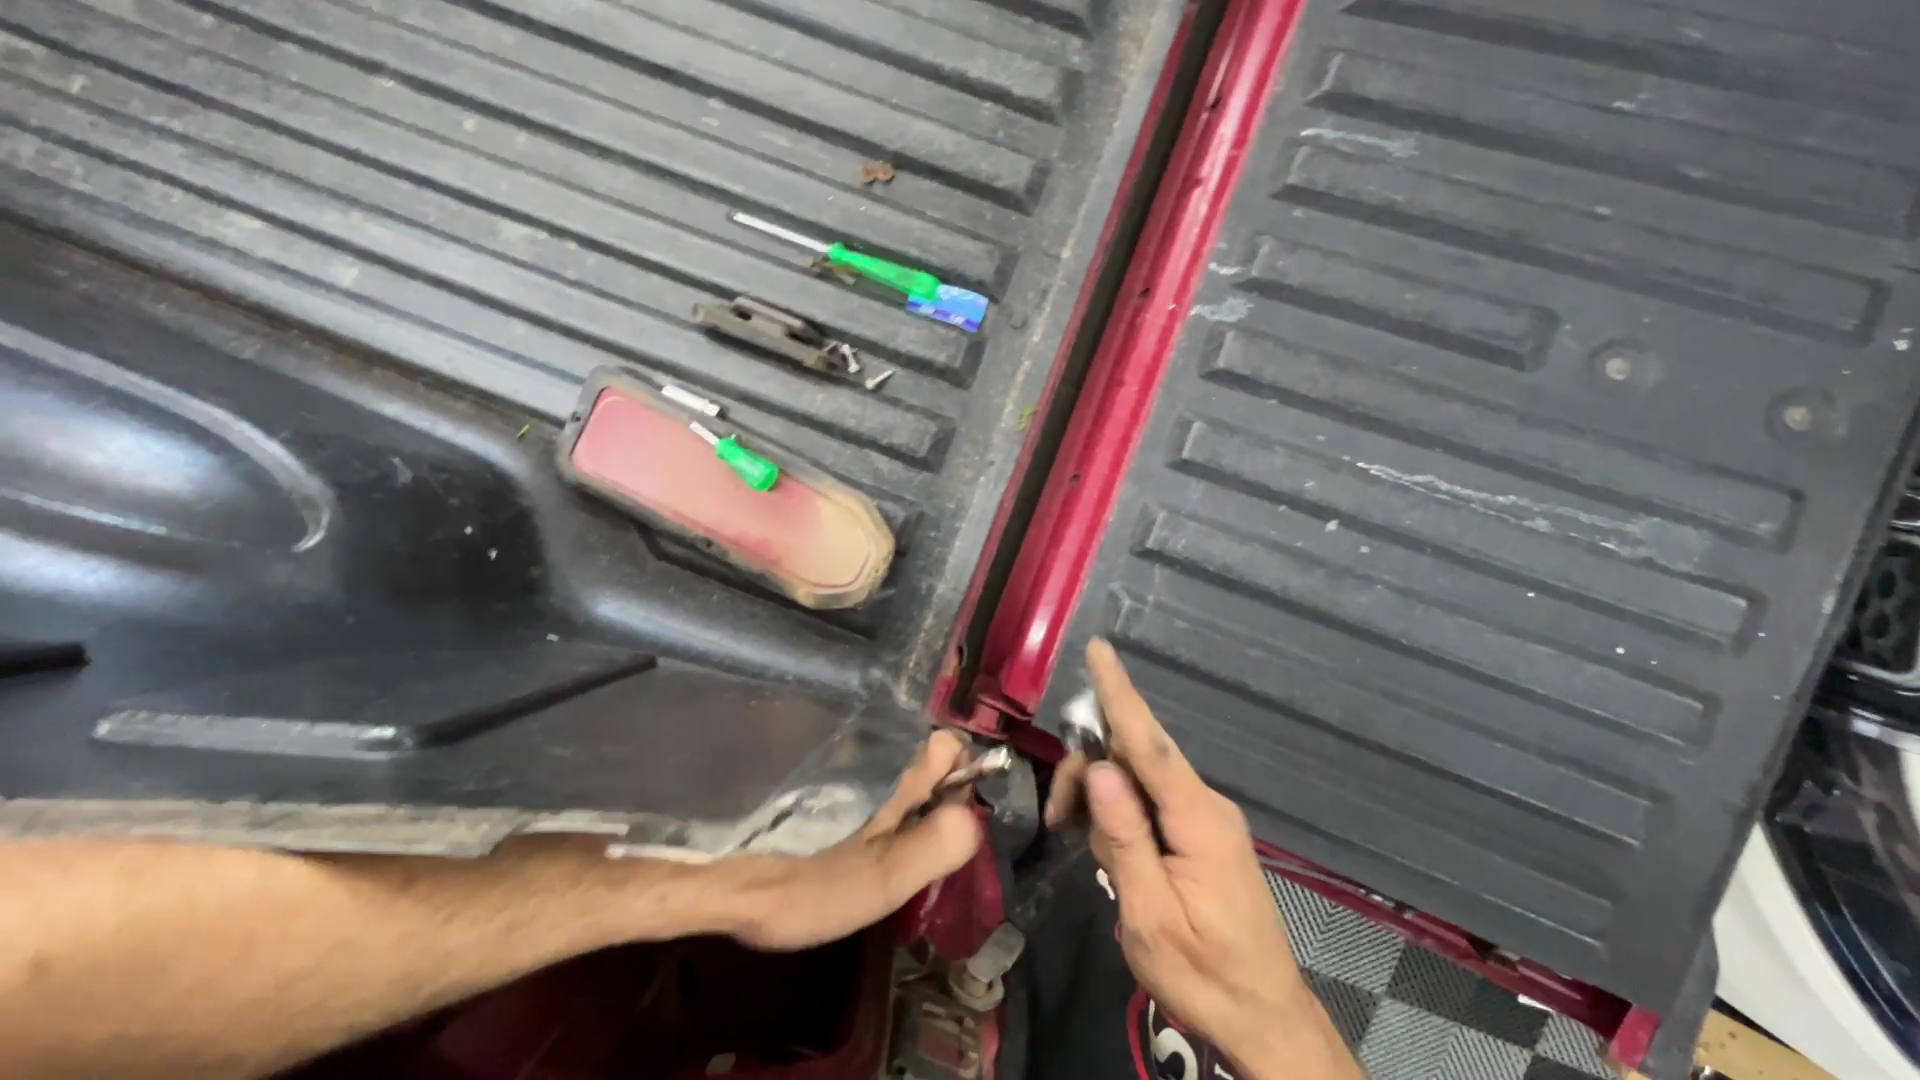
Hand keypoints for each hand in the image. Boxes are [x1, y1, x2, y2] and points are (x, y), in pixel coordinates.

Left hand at [706, 731, 983, 950]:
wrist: (710, 872)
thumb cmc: (799, 883)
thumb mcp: (876, 882)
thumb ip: (932, 848)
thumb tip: (972, 817)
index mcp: (892, 774)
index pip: (949, 746)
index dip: (958, 778)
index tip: (943, 822)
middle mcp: (866, 753)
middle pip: (917, 755)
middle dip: (926, 795)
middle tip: (899, 848)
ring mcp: (831, 759)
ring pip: (882, 763)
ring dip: (888, 796)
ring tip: (862, 846)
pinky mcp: (803, 771)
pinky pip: (848, 771)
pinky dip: (853, 794)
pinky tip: (831, 834)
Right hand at [1046, 640, 1350, 1078]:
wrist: (1262, 1015)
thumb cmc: (1203, 974)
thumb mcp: (1150, 914)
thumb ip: (1124, 839)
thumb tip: (1099, 770)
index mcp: (1198, 820)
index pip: (1150, 743)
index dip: (1120, 693)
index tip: (1099, 648)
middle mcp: (1205, 805)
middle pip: (1135, 758)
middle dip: (1088, 772)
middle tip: (1057, 823)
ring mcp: (1206, 819)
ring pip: (1138, 780)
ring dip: (1099, 800)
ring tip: (1080, 845)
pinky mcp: (1201, 835)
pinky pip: (1150, 804)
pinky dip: (1118, 815)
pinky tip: (1107, 848)